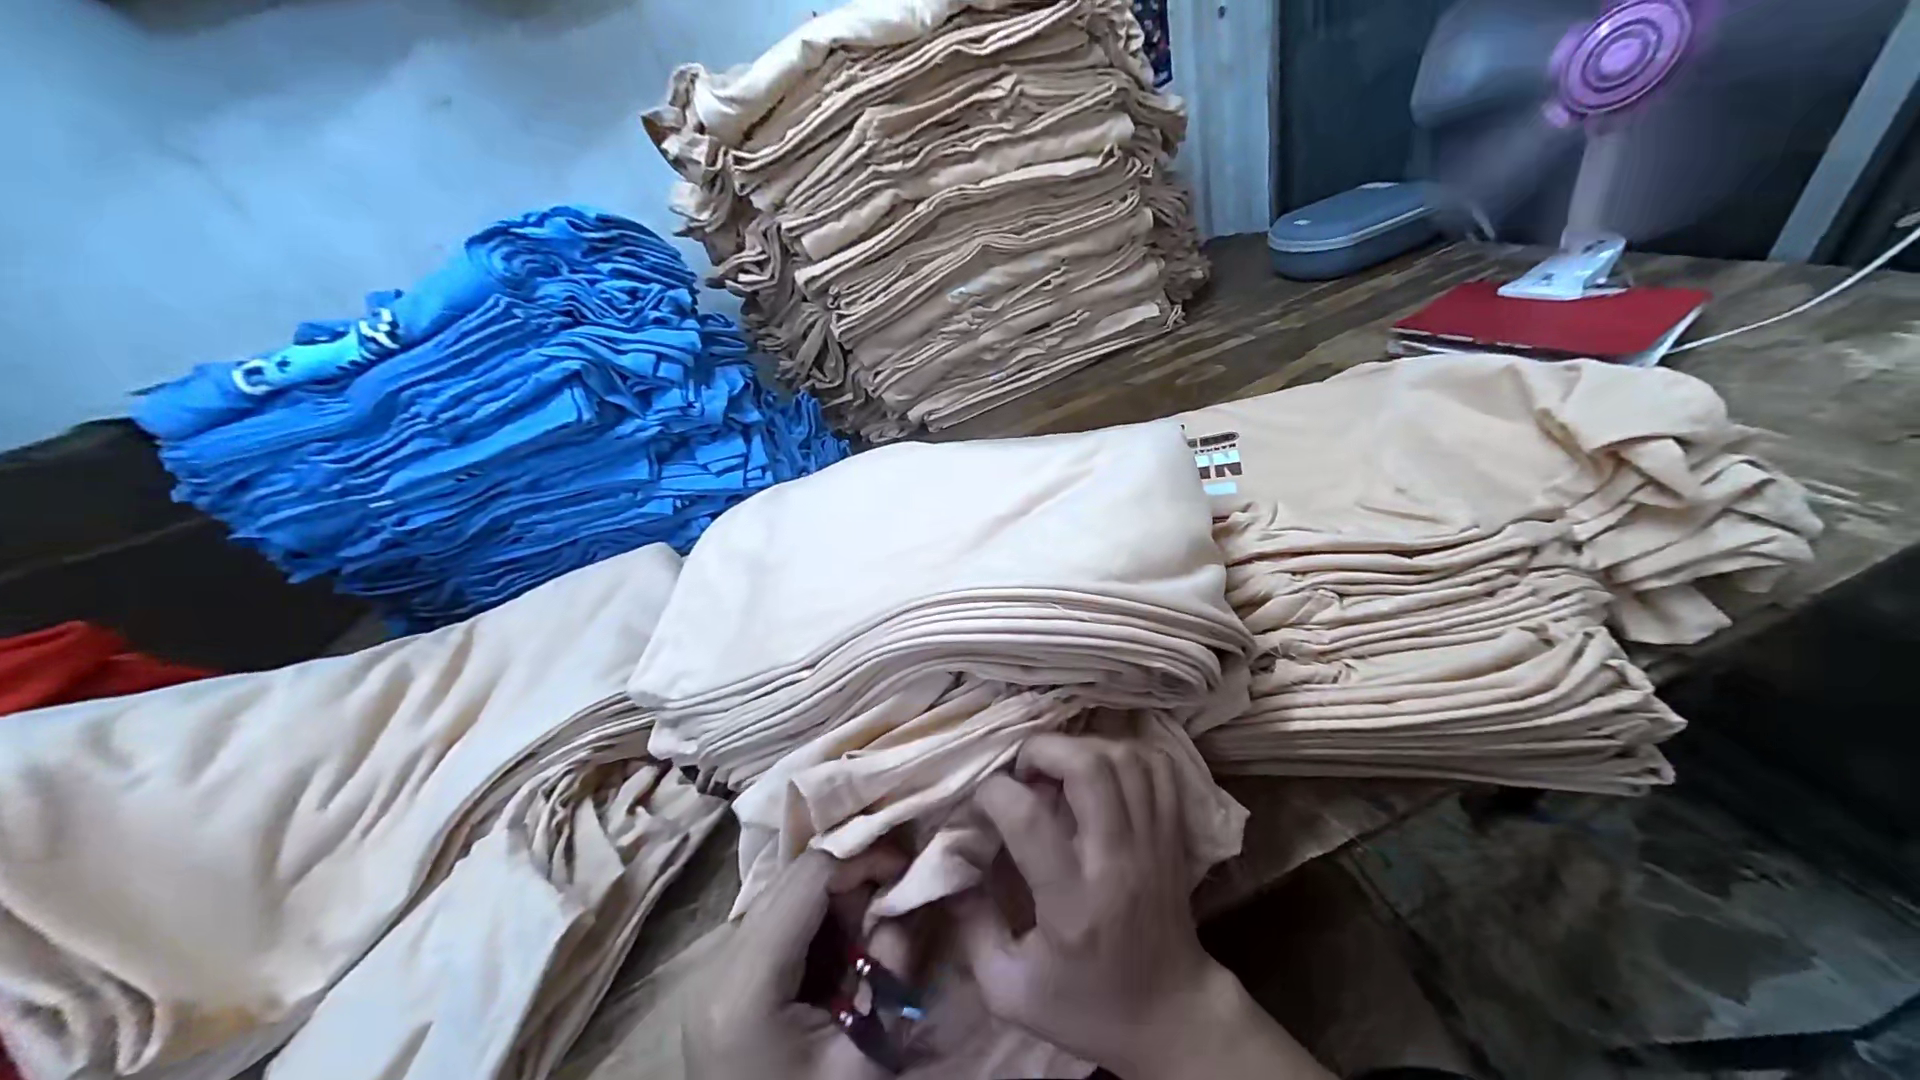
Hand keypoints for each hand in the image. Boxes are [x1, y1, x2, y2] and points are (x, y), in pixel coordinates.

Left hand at [684, 847, 909, 1079]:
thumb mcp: (865, 1057)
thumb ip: (890, 967)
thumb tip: (904, 900)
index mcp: (746, 985)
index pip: (808, 877)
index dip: (862, 859)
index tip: (907, 867)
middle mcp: (717, 964)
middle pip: (793, 879)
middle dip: (850, 879)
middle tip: (892, 904)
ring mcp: (711, 971)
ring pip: (783, 894)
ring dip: (833, 899)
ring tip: (867, 936)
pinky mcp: (719, 980)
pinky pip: (774, 921)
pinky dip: (813, 921)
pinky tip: (838, 953)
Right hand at [957, 735, 1334, 1079]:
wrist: (1172, 1016)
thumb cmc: (1086, 1006)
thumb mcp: (1010, 991)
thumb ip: (972, 929)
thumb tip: (951, 867)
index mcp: (1072, 904)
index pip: (1029, 819)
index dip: (995, 793)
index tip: (982, 801)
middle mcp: (1117, 862)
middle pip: (1088, 769)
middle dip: (1043, 750)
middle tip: (1022, 769)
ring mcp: (1153, 843)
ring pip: (1124, 759)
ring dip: (1081, 748)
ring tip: (1057, 767)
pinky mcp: (1174, 835)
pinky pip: (1156, 769)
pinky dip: (1124, 754)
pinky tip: (1099, 770)